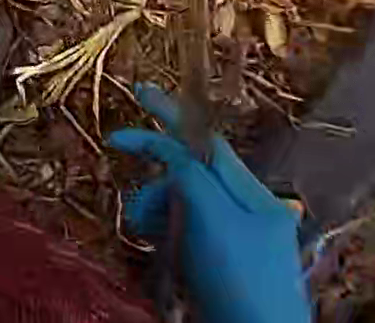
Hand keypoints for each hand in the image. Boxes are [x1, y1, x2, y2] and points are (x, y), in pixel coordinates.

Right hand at [106, 83, 308, 322]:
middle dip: (156, 169)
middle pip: (192, 171)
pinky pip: (185, 233)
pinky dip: (165, 231)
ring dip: (156, 204)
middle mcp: (247, 214)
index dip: (171, 114)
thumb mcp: (211, 216)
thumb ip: (188, 172)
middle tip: (120, 157)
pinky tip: (154, 244)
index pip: (206, 141)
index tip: (138, 92)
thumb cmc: (238, 281)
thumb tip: (168, 151)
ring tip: (141, 225)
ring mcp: (234, 245)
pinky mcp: (219, 270)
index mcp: (254, 196)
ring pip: (184, 203)